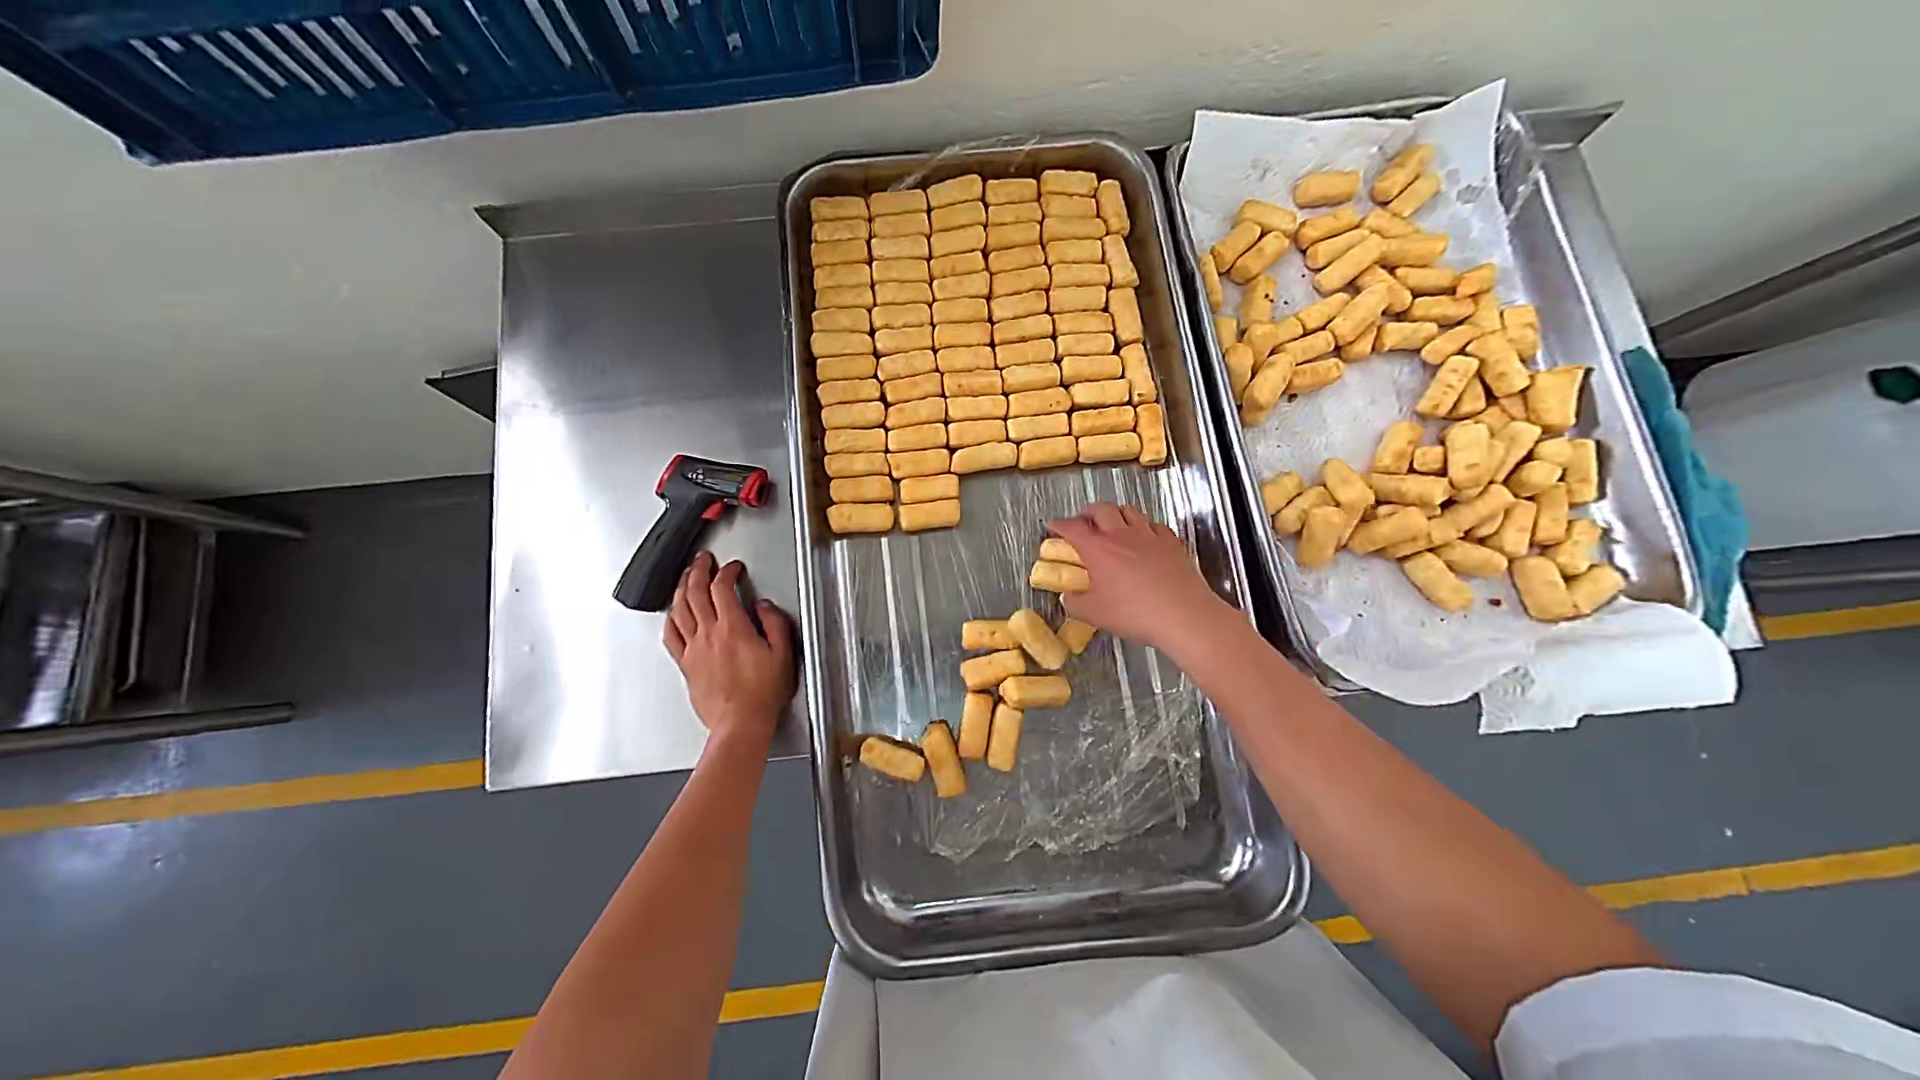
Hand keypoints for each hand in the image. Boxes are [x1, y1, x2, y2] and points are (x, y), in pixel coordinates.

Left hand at [663, 552, 794, 746]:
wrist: (740, 723)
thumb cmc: (762, 694)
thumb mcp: (783, 655)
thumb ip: (775, 624)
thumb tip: (765, 606)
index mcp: (734, 628)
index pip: (723, 588)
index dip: (727, 572)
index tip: (734, 569)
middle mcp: (709, 635)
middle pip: (696, 592)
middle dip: (698, 570)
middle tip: (703, 560)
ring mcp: (694, 649)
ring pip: (679, 609)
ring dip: (682, 588)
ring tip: (687, 577)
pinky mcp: (686, 665)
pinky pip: (671, 635)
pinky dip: (671, 618)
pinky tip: (674, 613)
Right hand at [1047, 503, 1232, 652]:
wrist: (1182, 614)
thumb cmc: (1135, 614)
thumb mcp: (1094, 614)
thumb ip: (1075, 603)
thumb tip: (1068, 598)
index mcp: (1098, 549)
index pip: (1072, 528)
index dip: (1060, 525)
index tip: (1054, 526)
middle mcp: (1121, 535)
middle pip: (1101, 509)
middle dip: (1087, 512)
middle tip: (1082, 519)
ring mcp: (1149, 535)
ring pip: (1129, 511)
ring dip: (1116, 513)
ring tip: (1112, 521)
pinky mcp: (1171, 542)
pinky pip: (1154, 524)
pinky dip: (1144, 526)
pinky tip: (1145, 535)